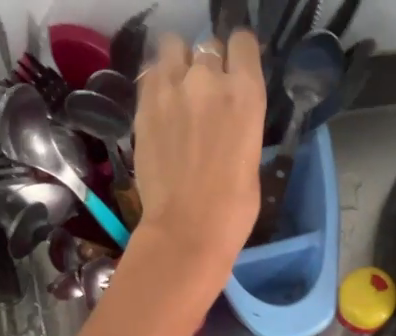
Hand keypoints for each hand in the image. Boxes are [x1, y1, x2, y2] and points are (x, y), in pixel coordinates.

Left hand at [132, 29, 264, 268]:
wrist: (186, 231)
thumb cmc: (232, 210)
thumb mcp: (252, 160)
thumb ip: (241, 125)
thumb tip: (229, 120)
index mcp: (247, 94)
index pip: (243, 42)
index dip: (238, 56)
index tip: (234, 71)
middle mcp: (209, 79)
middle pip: (208, 46)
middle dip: (208, 65)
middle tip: (204, 95)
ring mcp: (172, 89)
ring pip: (173, 47)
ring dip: (178, 63)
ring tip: (177, 90)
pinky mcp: (144, 106)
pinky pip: (149, 73)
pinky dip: (156, 82)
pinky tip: (160, 106)